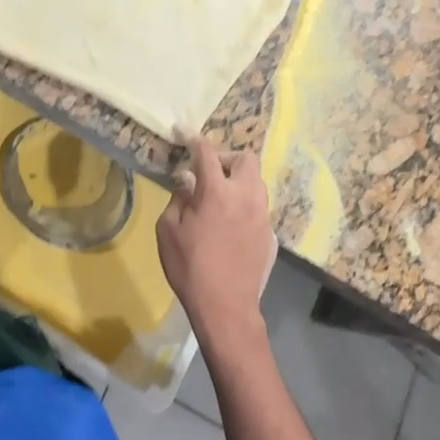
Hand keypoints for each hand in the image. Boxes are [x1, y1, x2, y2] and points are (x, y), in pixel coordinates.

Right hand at [158, 135, 276, 332]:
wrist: (225, 307)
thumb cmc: (189, 266)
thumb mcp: (168, 229)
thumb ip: (179, 197)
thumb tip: (188, 180)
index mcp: (217, 191)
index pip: (206, 152)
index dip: (194, 138)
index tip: (184, 132)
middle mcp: (246, 196)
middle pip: (246, 159)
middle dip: (227, 157)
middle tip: (208, 171)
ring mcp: (262, 216)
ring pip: (257, 183)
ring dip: (238, 181)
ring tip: (219, 197)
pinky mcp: (271, 236)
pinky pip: (258, 209)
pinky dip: (244, 207)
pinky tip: (230, 226)